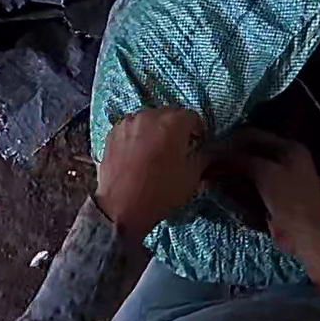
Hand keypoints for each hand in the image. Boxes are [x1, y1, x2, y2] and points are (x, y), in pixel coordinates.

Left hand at [95, 109, 209, 240]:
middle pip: (168, 114)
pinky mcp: (112, 132)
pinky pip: (131, 127)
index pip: (191, 116)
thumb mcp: (191, 176)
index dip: (197, 130)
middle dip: (176, 127)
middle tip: (177, 147)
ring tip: (155, 150)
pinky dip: (137, 135)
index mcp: (172, 123)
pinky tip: (137, 153)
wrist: (122, 206)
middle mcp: (149, 116)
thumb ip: (204, 156)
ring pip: (147, 119)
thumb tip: (208, 149)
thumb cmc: (161, 192)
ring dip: (155, 129)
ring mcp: (128, 123)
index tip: (196, 144)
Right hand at [211, 128, 319, 289]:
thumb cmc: (289, 199)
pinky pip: (250, 181)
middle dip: (228, 155)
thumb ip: (241, 158)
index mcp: (289, 147)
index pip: (253, 135)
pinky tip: (221, 184)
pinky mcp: (273, 192)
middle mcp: (285, 158)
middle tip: (207, 161)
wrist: (306, 235)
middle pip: (250, 150)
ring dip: (230, 169)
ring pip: (248, 166)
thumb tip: (217, 151)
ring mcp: (279, 176)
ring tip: (210, 173)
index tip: (210, 147)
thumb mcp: (264, 172)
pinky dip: (236, 181)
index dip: (231, 140)